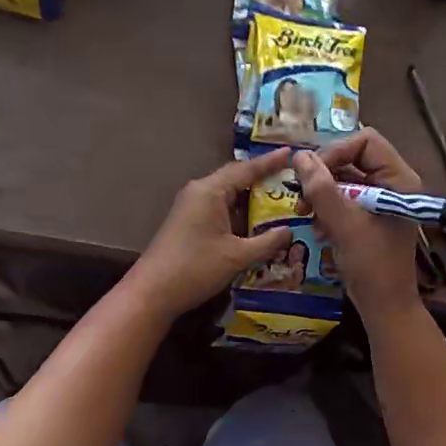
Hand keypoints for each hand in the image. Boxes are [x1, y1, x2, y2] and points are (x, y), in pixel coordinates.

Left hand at [126, 149, 297, 315]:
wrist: (153, 292)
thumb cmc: (196, 268)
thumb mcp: (237, 256)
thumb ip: (266, 242)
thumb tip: (289, 231)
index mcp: (211, 190)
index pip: (246, 169)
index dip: (270, 163)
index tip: (291, 154)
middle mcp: (199, 192)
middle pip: (236, 180)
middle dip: (262, 182)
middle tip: (290, 183)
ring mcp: (191, 208)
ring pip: (227, 198)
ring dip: (250, 202)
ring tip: (279, 205)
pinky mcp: (188, 224)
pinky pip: (218, 212)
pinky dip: (238, 216)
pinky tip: (254, 227)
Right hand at [294, 129, 423, 314]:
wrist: (384, 307)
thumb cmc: (372, 266)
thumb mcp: (344, 226)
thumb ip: (322, 190)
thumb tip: (300, 158)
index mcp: (399, 179)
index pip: (365, 141)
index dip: (335, 152)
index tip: (312, 176)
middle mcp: (393, 184)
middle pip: (353, 158)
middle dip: (325, 175)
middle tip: (303, 199)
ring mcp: (382, 201)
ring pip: (346, 179)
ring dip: (323, 194)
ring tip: (307, 214)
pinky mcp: (371, 218)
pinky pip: (346, 200)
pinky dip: (329, 209)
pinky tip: (318, 228)